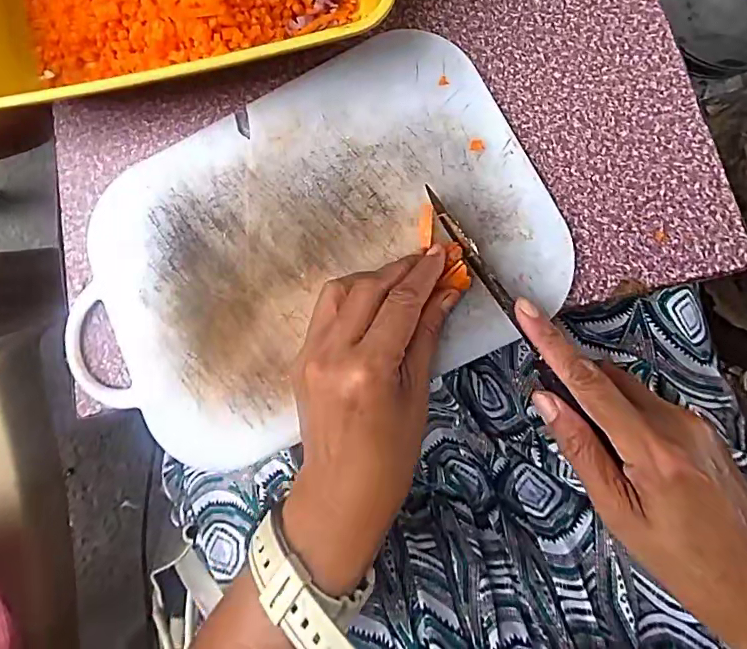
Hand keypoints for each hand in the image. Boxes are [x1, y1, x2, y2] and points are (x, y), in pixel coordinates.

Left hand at [279, 247, 458, 594]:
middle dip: (401, 268)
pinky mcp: (300, 356)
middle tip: (428, 259)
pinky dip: (351, 297)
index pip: (400, 304)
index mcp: (368, 369)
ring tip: (401, 279)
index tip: (442, 253)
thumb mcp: (417, 395)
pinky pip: (326, 311)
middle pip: (368, 288)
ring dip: (373, 278)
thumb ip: (426, 335)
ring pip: (340, 290)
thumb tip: (446, 292)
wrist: (339, 492)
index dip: (424, 274)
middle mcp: (333, 352)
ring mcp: (310, 353)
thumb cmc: (390, 456)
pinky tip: (373, 301)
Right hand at [517, 299, 746, 648]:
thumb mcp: (620, 515)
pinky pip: (652, 403)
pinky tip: (641, 462)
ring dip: (607, 405)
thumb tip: (547, 402)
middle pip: (608, 376)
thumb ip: (580, 449)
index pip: (587, 380)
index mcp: (652, 449)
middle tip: (564, 418)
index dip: (551, 341)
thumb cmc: (692, 566)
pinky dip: (632, 417)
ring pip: (629, 388)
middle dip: (578, 383)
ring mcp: (695, 423)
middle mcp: (677, 424)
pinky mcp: (704, 427)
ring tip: (617, 463)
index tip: (529, 312)